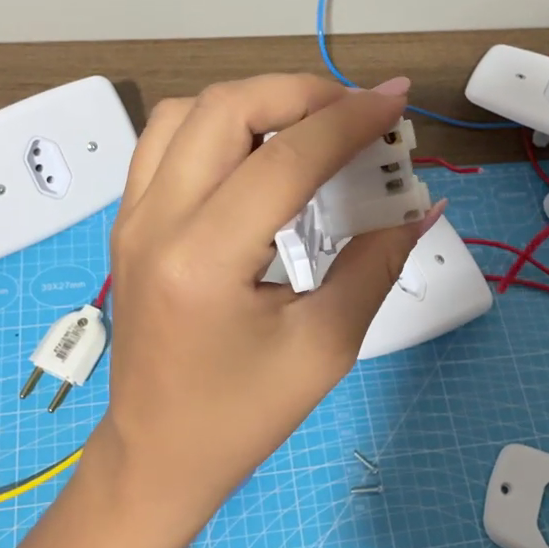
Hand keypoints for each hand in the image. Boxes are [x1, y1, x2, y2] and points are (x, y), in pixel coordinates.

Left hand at [90, 73, 441, 536]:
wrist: (157, 455)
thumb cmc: (242, 416)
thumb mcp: (325, 347)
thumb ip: (376, 264)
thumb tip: (420, 203)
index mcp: (204, 260)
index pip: (284, 159)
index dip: (347, 120)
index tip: (395, 101)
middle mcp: (156, 222)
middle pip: (224, 108)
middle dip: (298, 92)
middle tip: (353, 113)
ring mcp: (132, 218)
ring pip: (186, 112)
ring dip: (253, 102)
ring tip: (308, 126)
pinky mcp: (128, 223)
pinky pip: (165, 141)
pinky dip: (217, 125)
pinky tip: (257, 153)